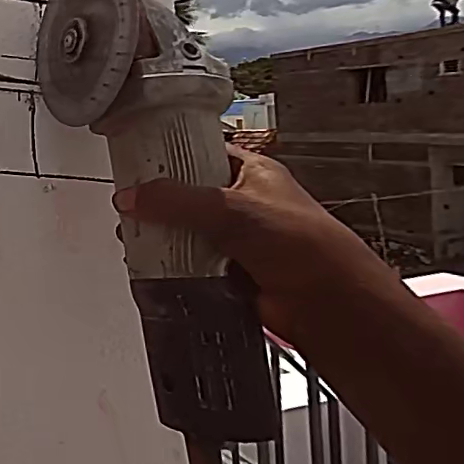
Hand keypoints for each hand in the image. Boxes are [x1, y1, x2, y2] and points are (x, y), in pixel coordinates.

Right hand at [112, 147, 401, 344]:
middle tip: (128, 203)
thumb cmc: (311, 251)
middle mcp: (241, 203)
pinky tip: (150, 263)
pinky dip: (167, 264)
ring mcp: (233, 238)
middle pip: (183, 194)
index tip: (135, 160)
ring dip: (159, 235)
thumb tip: (132, 197)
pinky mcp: (225, 271)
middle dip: (155, 201)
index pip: (200, 151)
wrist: (336, 312)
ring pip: (182, 230)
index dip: (168, 154)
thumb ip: (177, 201)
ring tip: (133, 235)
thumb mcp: (234, 210)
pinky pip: (184, 262)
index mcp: (252, 174)